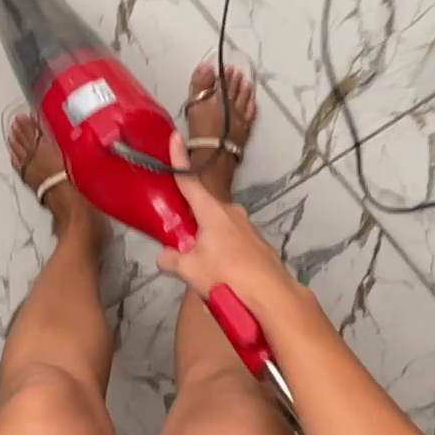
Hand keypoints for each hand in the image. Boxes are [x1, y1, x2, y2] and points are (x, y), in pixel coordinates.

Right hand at [157, 133, 303, 315]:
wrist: (272, 296)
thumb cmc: (226, 276)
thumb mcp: (190, 270)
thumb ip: (172, 260)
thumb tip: (163, 257)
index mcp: (212, 212)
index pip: (189, 181)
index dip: (179, 159)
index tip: (175, 137)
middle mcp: (231, 213)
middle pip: (204, 208)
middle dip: (192, 219)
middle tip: (180, 237)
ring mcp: (248, 227)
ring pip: (220, 226)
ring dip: (209, 238)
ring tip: (202, 264)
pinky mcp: (259, 244)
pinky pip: (234, 241)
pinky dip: (224, 250)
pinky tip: (222, 272)